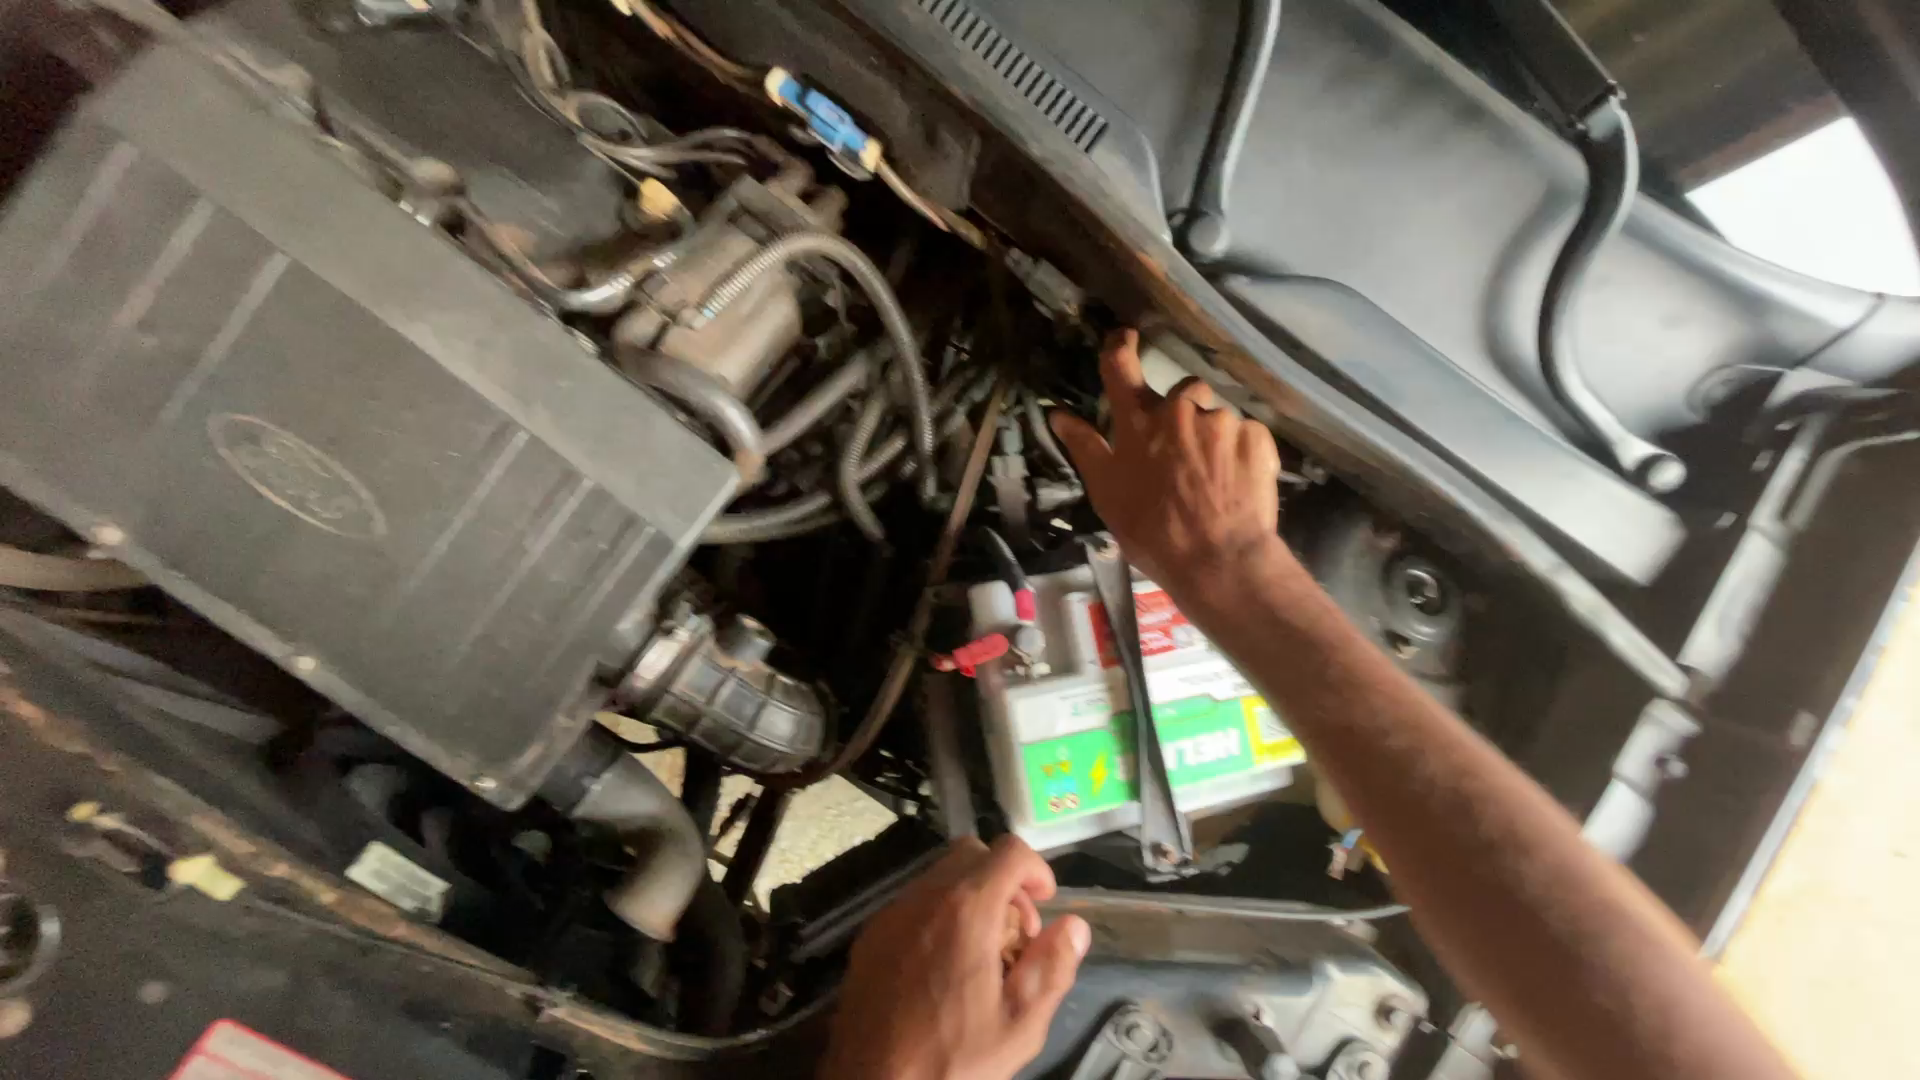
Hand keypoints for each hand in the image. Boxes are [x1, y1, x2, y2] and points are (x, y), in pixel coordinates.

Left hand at [820, 835, 1090, 1079]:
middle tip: (1015, 931)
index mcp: (967, 910)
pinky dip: (939, 911)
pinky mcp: (872, 931)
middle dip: (1003, 879)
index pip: (1009, 851)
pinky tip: (943, 962)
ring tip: (981, 950)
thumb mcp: (1018, 1027)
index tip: (1046, 904)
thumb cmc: (950, 1061)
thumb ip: (1051, 969)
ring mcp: (893, 911)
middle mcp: (927, 896)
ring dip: (971, 894)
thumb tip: (1074, 925)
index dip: (1037, 869)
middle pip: (973, 853)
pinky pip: (914, 899)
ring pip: (941, 873)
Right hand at [1050, 329, 1289, 599]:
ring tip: (1210, 479)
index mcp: (1139, 420)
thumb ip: (1084, 446)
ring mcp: (1222, 421)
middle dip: (1180, 414)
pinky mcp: (1257, 438)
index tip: (1125, 338)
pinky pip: (1244, 435)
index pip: (1121, 366)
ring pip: (1214, 417)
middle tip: (1178, 455)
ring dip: (1210, 438)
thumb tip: (1057, 414)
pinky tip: (1234, 484)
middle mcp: (1181, 409)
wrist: (1217, 559)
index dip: (1120, 347)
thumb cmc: (1151, 529)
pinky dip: (1238, 454)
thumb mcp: (1106, 491)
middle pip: (1180, 393)